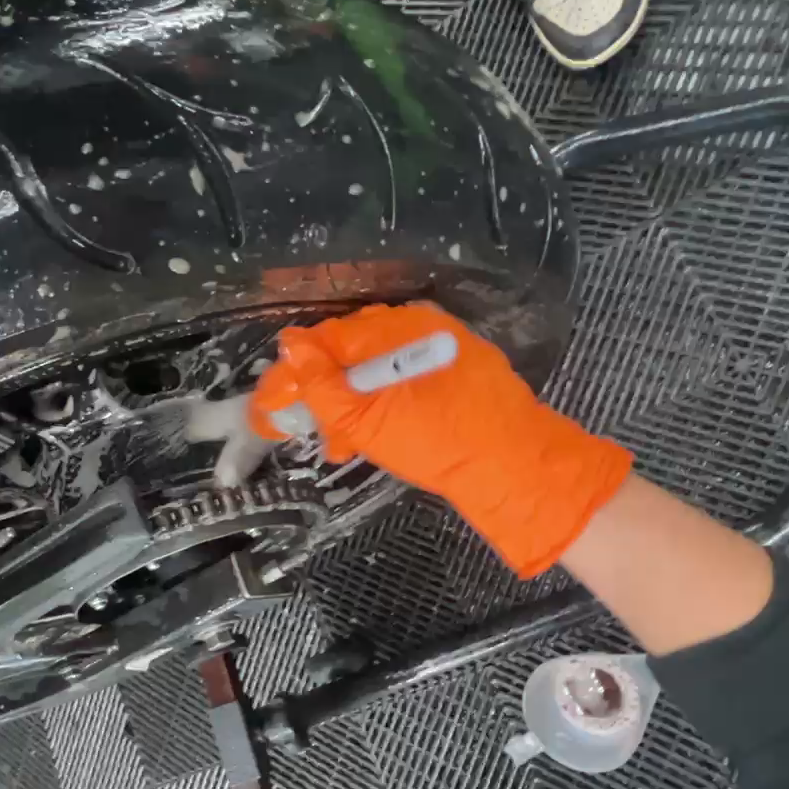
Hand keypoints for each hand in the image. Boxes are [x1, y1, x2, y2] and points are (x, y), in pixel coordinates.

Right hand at [251, 301, 631, 575]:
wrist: (516, 464)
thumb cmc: (437, 444)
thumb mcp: (368, 424)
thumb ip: (323, 386)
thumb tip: (289, 346)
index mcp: (390, 330)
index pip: (323, 341)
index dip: (293, 374)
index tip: (272, 407)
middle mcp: (415, 323)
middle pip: (349, 349)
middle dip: (323, 390)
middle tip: (310, 431)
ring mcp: (440, 341)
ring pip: (377, 364)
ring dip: (353, 400)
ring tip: (344, 443)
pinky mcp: (459, 363)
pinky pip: (406, 372)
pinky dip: (384, 399)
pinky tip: (380, 432)